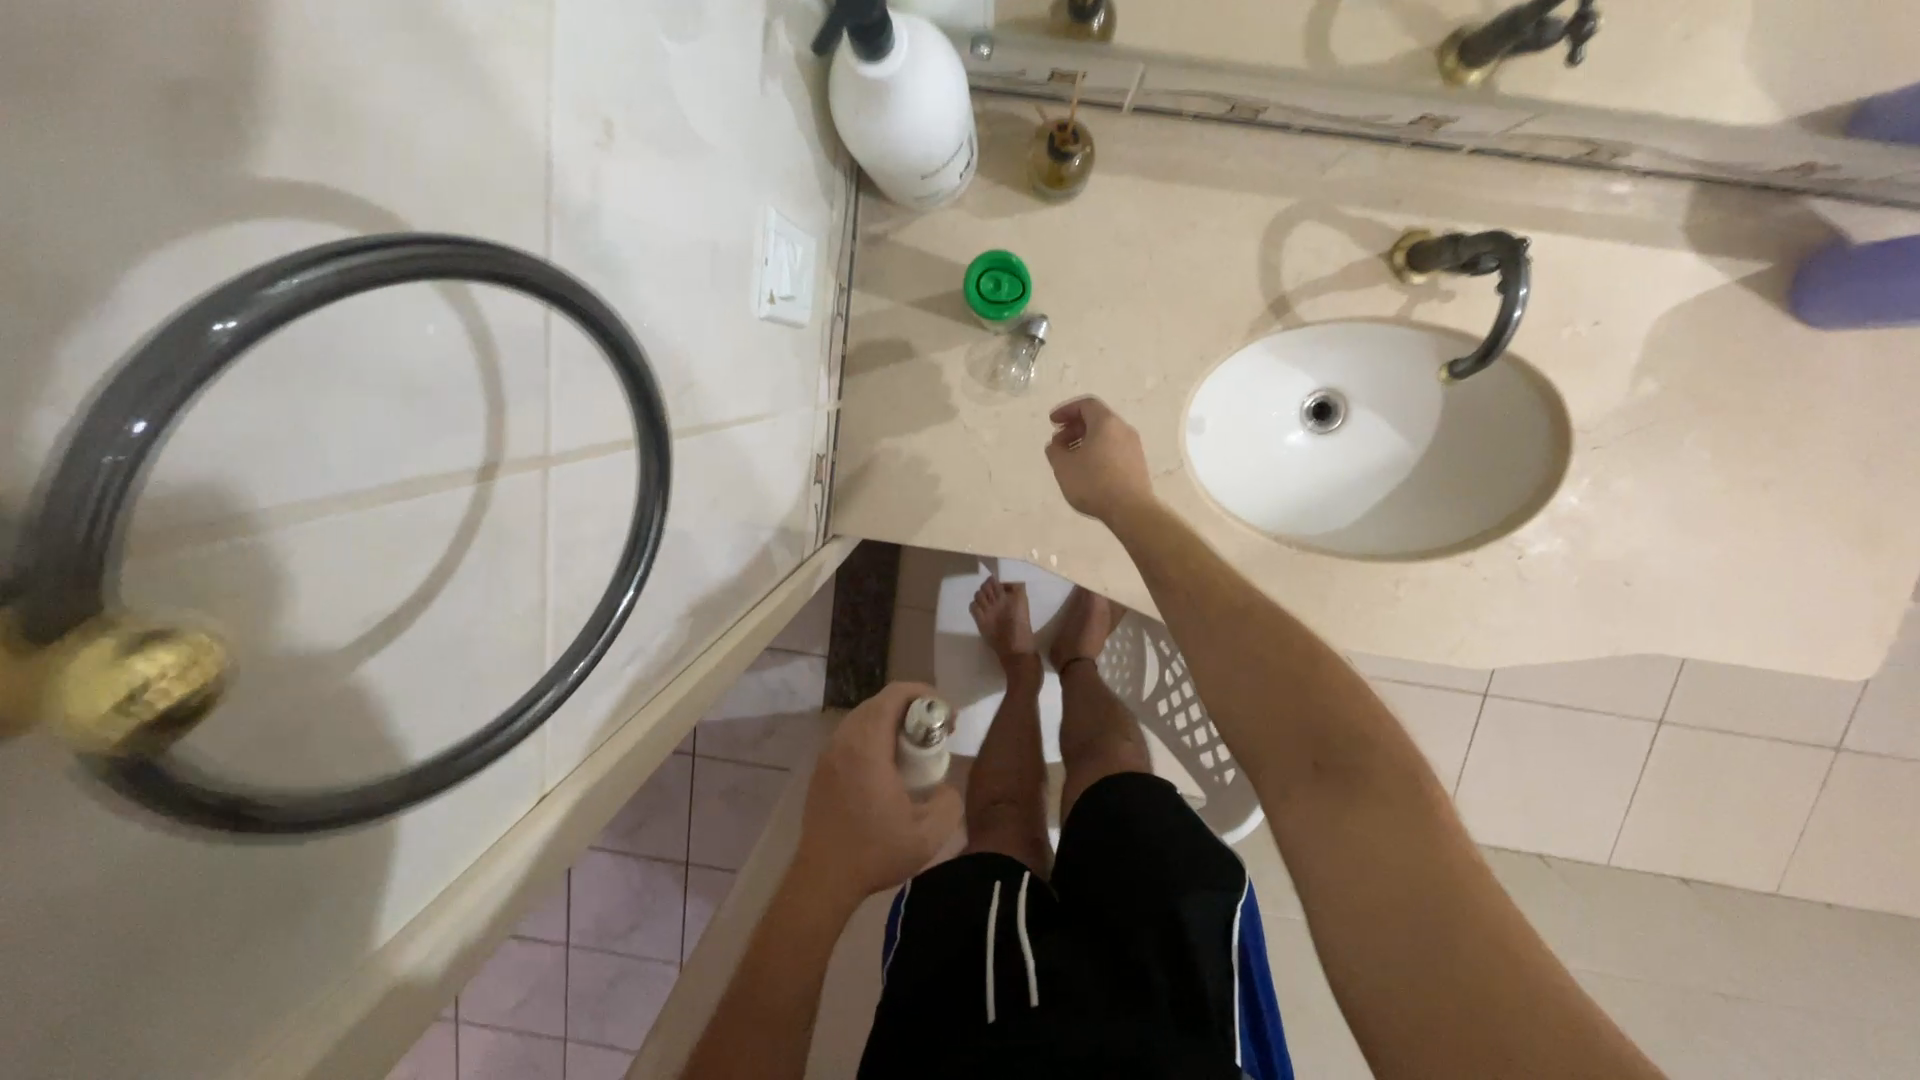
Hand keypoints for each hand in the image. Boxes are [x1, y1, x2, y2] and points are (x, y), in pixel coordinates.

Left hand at [792, 683, 962, 903]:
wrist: (823, 880)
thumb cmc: (875, 853)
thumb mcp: (929, 834)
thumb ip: (949, 802)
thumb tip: (945, 787)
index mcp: (866, 747)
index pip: (894, 695)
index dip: (925, 695)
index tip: (947, 717)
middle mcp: (843, 742)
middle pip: (879, 703)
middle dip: (912, 708)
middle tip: (937, 733)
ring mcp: (828, 756)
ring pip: (863, 719)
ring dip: (892, 723)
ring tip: (915, 749)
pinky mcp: (822, 771)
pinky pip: (851, 738)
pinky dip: (874, 739)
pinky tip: (889, 768)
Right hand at [1046, 396, 1154, 522]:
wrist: (1131, 509)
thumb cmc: (1094, 483)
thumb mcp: (1064, 466)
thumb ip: (1055, 451)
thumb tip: (1056, 445)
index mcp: (1106, 422)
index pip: (1086, 404)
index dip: (1066, 410)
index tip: (1052, 422)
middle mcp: (1123, 429)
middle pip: (1096, 419)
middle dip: (1073, 427)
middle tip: (1058, 443)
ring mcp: (1133, 446)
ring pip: (1105, 435)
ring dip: (1085, 441)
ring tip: (1070, 459)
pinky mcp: (1137, 463)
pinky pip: (1113, 448)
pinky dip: (1097, 451)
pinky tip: (1087, 470)